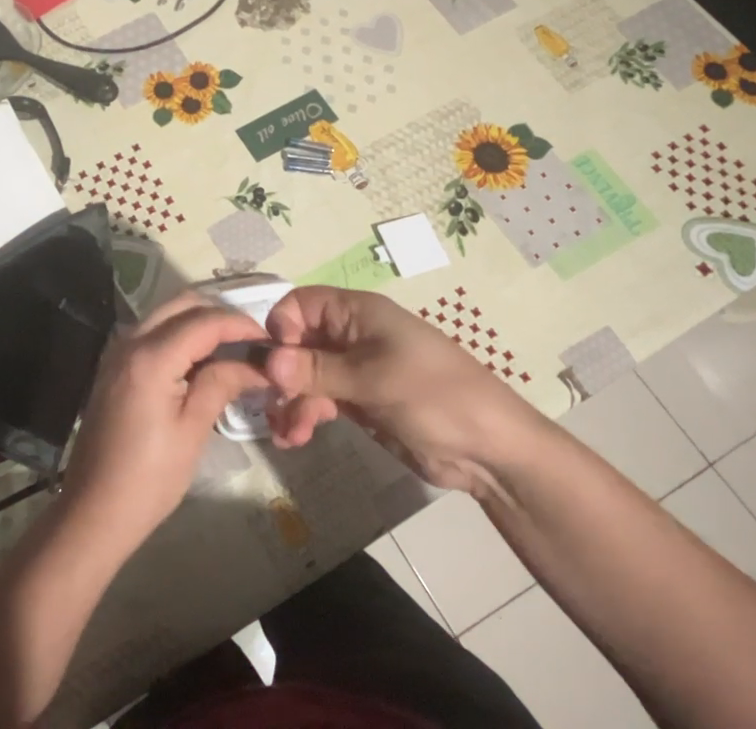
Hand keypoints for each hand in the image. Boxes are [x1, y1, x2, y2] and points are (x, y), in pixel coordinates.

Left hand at [60, 293, 269, 551]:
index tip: (271, 338)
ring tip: (234, 349)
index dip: (241, 324)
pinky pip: (151, 335)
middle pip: (181, 305)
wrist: (94, 510)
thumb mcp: (192, 430)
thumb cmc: (149, 478)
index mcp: (150, 357)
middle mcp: (129, 343)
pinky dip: (179, 336)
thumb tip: (256, 364)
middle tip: (252, 340)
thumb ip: (221, 384)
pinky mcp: (113, 369)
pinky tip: (203, 361)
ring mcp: (116, 354)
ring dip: (199, 323)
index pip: (205, 320)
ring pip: (164, 316)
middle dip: (219, 314)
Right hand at [262, 286, 543, 493]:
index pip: (301, 304)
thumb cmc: (436, 397)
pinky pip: (318, 401)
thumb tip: (267, 361)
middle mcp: (352, 336)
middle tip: (272, 405)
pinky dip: (303, 417)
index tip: (277, 363)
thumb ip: (317, 370)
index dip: (282, 328)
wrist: (489, 451)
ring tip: (288, 434)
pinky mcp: (359, 403)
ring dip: (290, 402)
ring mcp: (355, 371)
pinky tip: (294, 438)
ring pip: (303, 377)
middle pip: (297, 343)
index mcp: (359, 314)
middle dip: (281, 374)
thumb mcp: (374, 380)